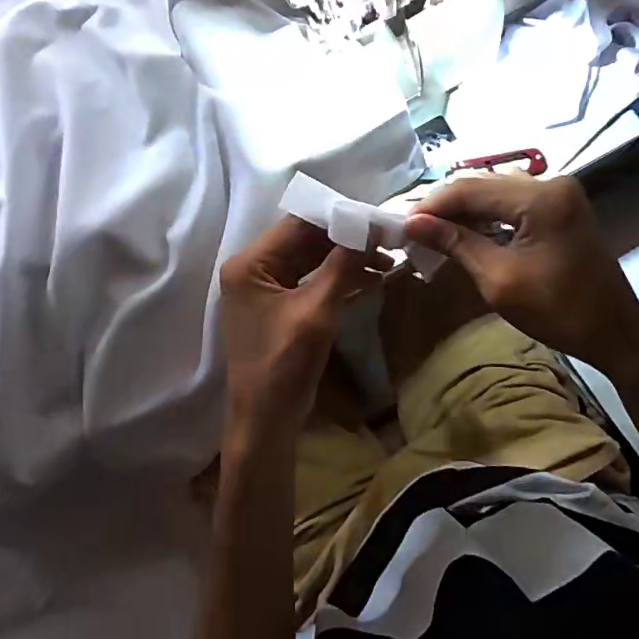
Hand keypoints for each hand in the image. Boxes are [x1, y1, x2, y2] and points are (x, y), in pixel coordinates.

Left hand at [220, 217, 381, 448]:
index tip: (378, 218)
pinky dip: (339, 277)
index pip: (299, 224)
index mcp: (250, 263)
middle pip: (306, 239)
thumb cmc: (284, 365)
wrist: (266, 421)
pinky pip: (312, 279)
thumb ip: (342, 265)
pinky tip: (371, 278)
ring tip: (387, 261)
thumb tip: (372, 227)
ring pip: (312, 259)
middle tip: (388, 238)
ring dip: (347, 258)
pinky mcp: (280, 305)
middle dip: (347, 238)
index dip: (340, 217)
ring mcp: (266, 288)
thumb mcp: (317, 311)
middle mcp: (253, 268)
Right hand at [404, 175, 638, 379]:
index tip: (400, 224)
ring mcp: (559, 193)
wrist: (616, 332)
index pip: (470, 189)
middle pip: (483, 184)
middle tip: (412, 228)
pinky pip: (513, 201)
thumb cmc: (559, 311)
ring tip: (433, 231)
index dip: (432, 205)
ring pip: (496, 190)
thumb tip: (413, 224)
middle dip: (446, 206)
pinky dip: (487, 214)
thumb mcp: (499, 280)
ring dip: (464, 209)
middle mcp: (551, 183)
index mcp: (540, 198)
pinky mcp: (561, 207)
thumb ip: (456, 243)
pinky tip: (466, 231)